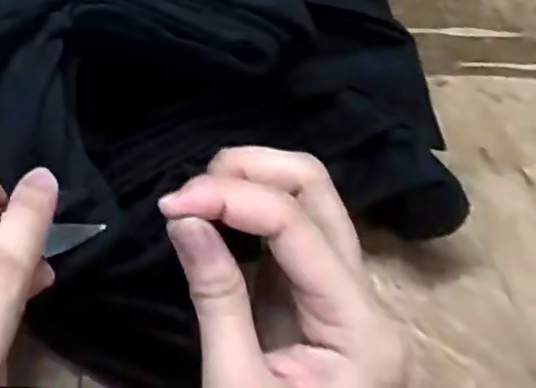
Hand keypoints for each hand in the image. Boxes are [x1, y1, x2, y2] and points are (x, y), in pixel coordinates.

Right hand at [159, 148, 406, 387]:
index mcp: (361, 328)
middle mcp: (366, 297)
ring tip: (198, 201)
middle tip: (190, 192)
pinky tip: (214, 216)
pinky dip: (247, 202)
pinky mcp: (318, 293)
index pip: (294, 222)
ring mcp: (347, 292)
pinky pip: (290, 222)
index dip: (227, 196)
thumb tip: (181, 214)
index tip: (168, 204)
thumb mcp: (237, 386)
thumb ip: (215, 296)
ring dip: (247, 179)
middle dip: (246, 170)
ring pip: (307, 194)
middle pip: (315, 188)